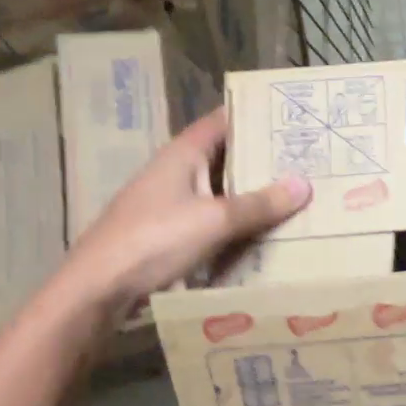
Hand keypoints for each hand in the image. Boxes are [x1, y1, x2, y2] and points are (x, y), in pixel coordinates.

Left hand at [56, 108, 309, 314]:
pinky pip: (212, 219)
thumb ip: (259, 204)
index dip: (256, 114)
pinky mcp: (168, 234)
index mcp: (184, 154)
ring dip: (252, 194)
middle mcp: (176, 171)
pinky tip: (263, 235)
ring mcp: (170, 203)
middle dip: (263, 158)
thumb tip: (304, 184)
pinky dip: (236, 223)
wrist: (96, 290)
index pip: (224, 120)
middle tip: (309, 160)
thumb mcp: (214, 220)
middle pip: (226, 156)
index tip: (294, 116)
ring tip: (296, 195)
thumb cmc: (153, 241)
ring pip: (220, 190)